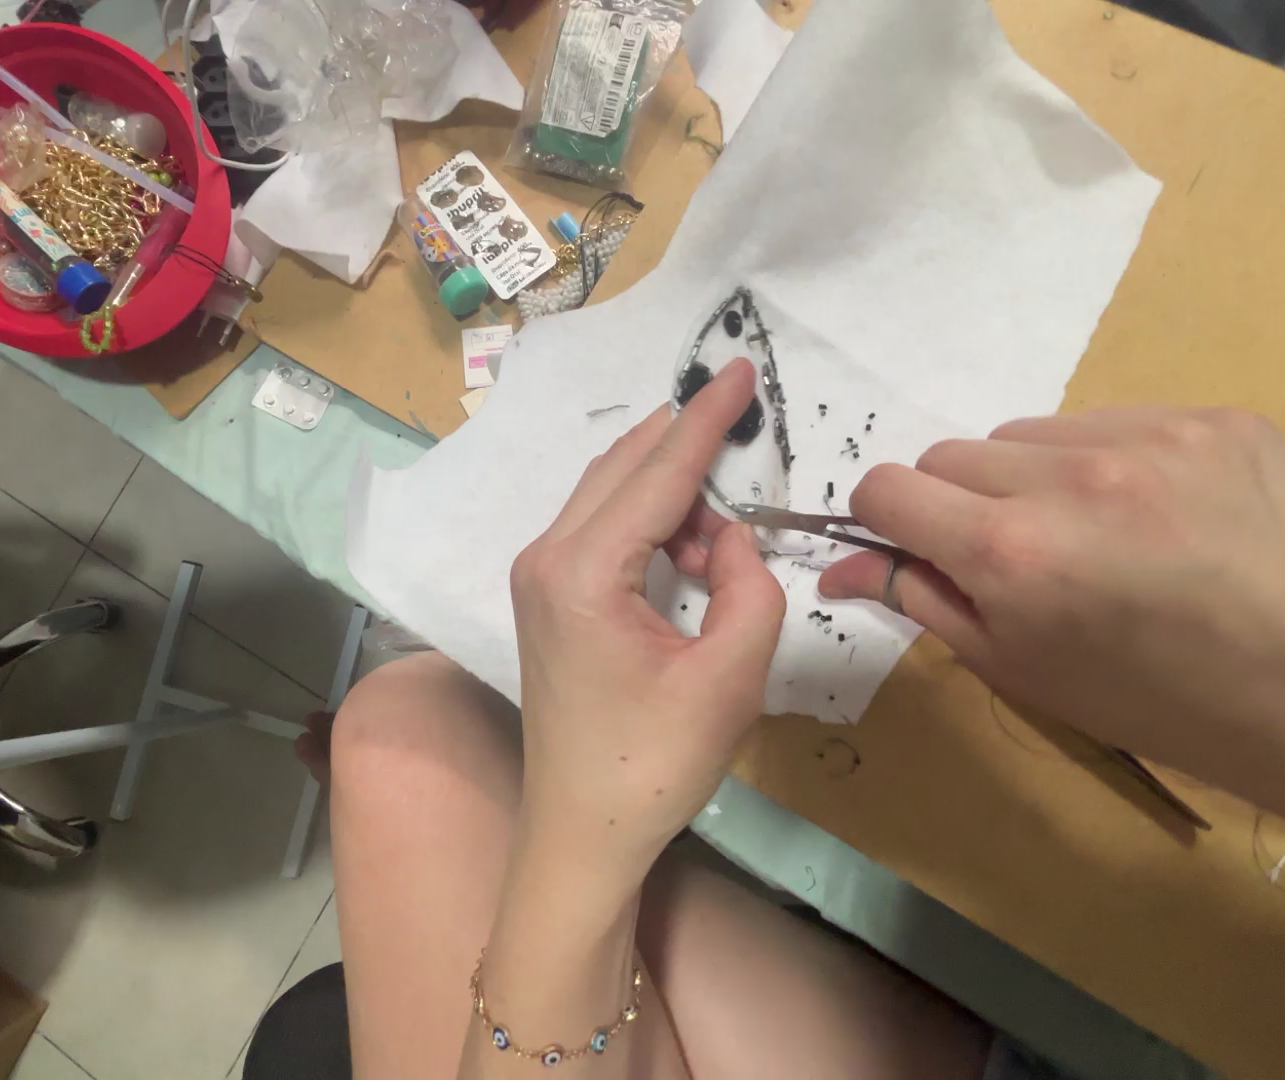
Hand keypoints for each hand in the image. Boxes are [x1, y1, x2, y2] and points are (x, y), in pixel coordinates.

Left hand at [509, 358, 784, 878]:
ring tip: (724, 518)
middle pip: (622, 470)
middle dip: (683, 441)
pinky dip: (645, 520)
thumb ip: (749, 589)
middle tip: (740, 414)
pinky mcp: (544, 596)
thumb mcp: (730, 677)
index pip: (657, 474)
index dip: (705, 421)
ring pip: (607, 495)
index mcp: (582, 571)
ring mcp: (535, 576)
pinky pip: (598, 528)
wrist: (581, 826)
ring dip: (667, 489)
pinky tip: (686, 546)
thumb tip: (732, 537)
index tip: (740, 370)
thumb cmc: (654, 763)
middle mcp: (545, 557)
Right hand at [817, 407, 1284, 883]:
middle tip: (1009, 551)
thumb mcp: (1005, 660)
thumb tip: (834, 567)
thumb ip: (913, 596)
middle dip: (954, 501)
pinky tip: (1146, 513)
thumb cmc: (1137, 696)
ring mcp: (1150, 440)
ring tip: (1085, 531)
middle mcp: (1070, 479)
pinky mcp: (1213, 420)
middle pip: (945, 454)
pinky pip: (1099, 422)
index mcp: (1010, 551)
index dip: (883, 516)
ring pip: (1018, 435)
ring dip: (1023, 477)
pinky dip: (1095, 463)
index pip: (886, 487)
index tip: (912, 541)